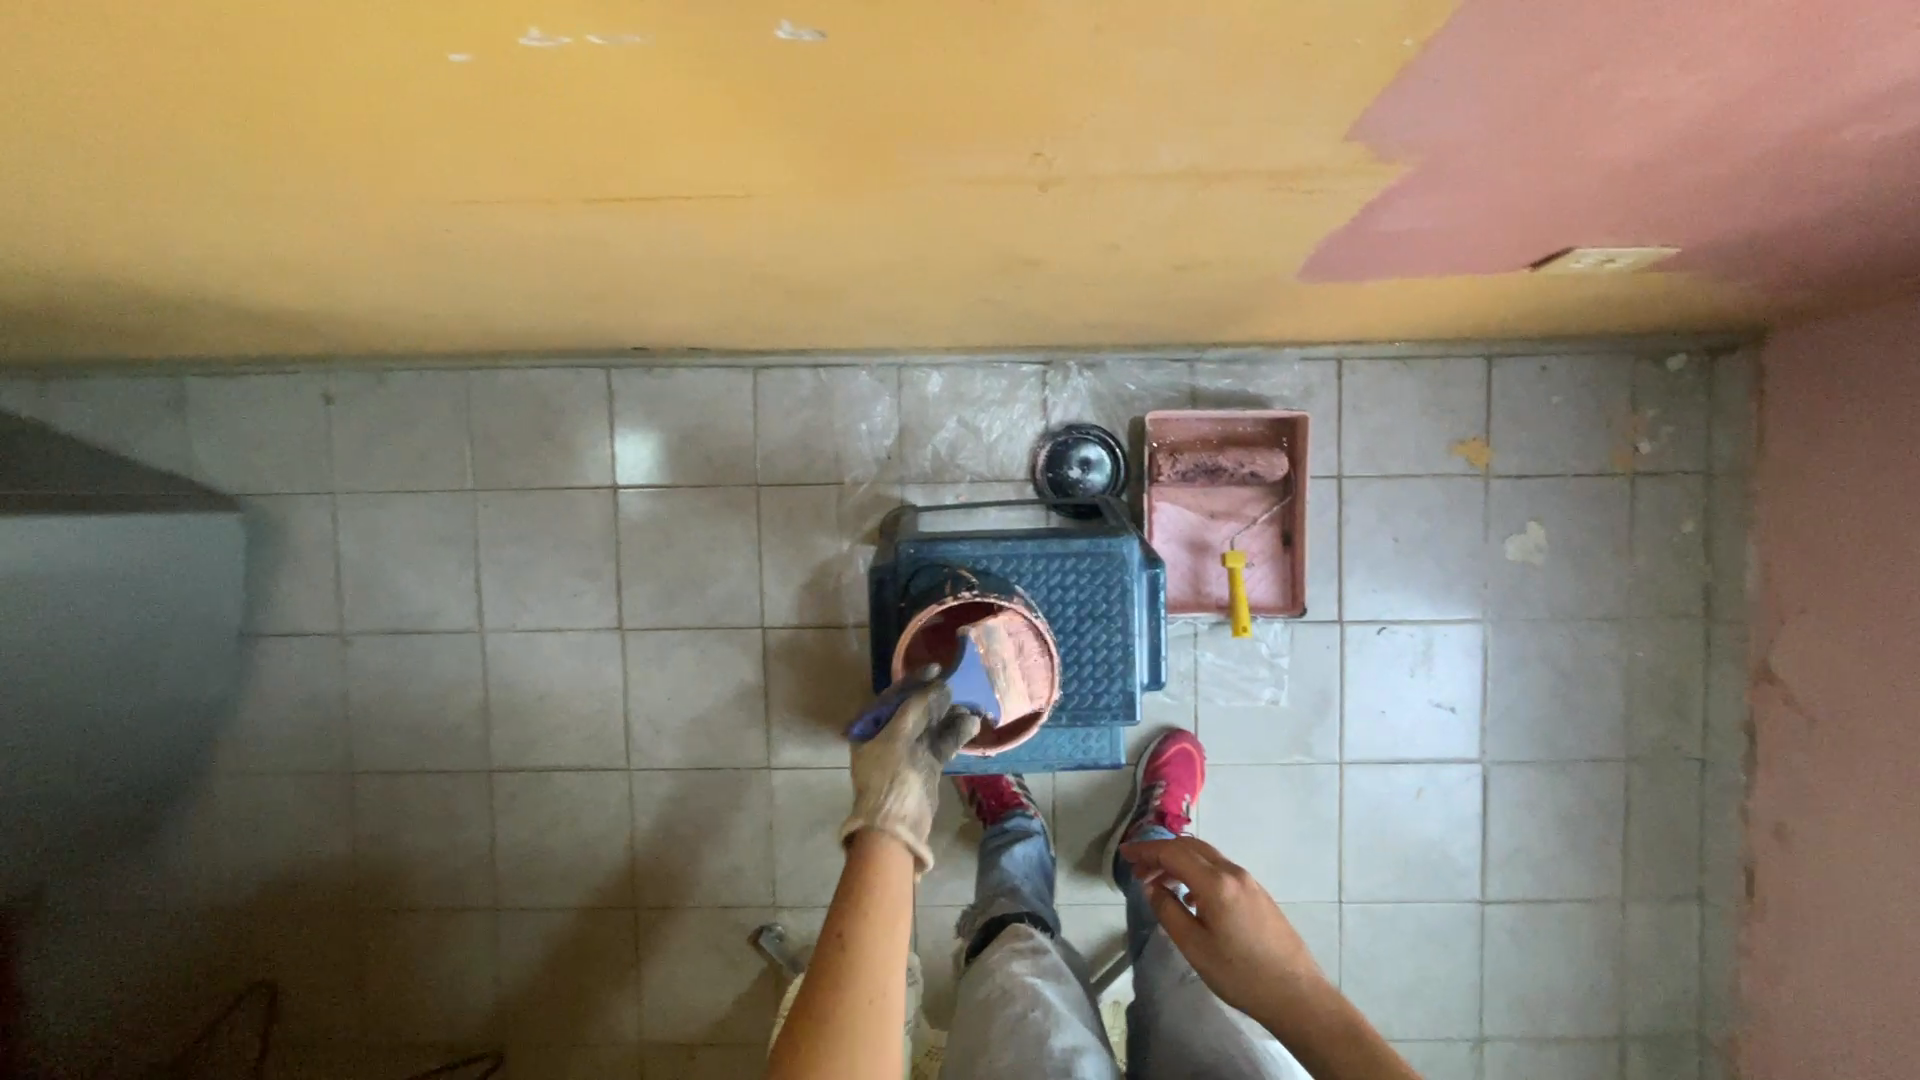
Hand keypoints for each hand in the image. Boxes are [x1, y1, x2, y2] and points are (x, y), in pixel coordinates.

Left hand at [840, 675, 979, 875]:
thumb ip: (917, 708)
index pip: (893, 696)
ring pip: (931, 725)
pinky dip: (955, 733)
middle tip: (958, 685)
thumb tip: (939, 686)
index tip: (937, 669)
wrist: (895, 826)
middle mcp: (887, 736)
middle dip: (937, 697)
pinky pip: (941, 742)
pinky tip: (972, 724)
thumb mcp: (898, 737)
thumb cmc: (888, 778)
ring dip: (950, 714)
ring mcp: (908, 751)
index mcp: (870, 728)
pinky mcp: (926, 764)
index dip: (914, 681)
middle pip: (915, 708)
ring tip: (970, 705)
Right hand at [1120, 836, 1329, 1022]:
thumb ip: (1168, 911)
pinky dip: (1197, 871)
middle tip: (1138, 869)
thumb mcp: (1194, 947)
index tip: (1124, 854)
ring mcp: (1249, 881)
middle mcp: (1233, 872)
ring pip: (1206, 856)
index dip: (1145, 850)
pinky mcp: (1258, 894)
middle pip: (1190, 847)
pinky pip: (1219, 869)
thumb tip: (1152, 887)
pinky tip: (1189, 895)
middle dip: (1161, 853)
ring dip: (1179, 862)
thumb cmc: (1241, 975)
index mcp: (1216, 882)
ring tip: (1159, 883)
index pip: (1173, 852)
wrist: (1298, 996)